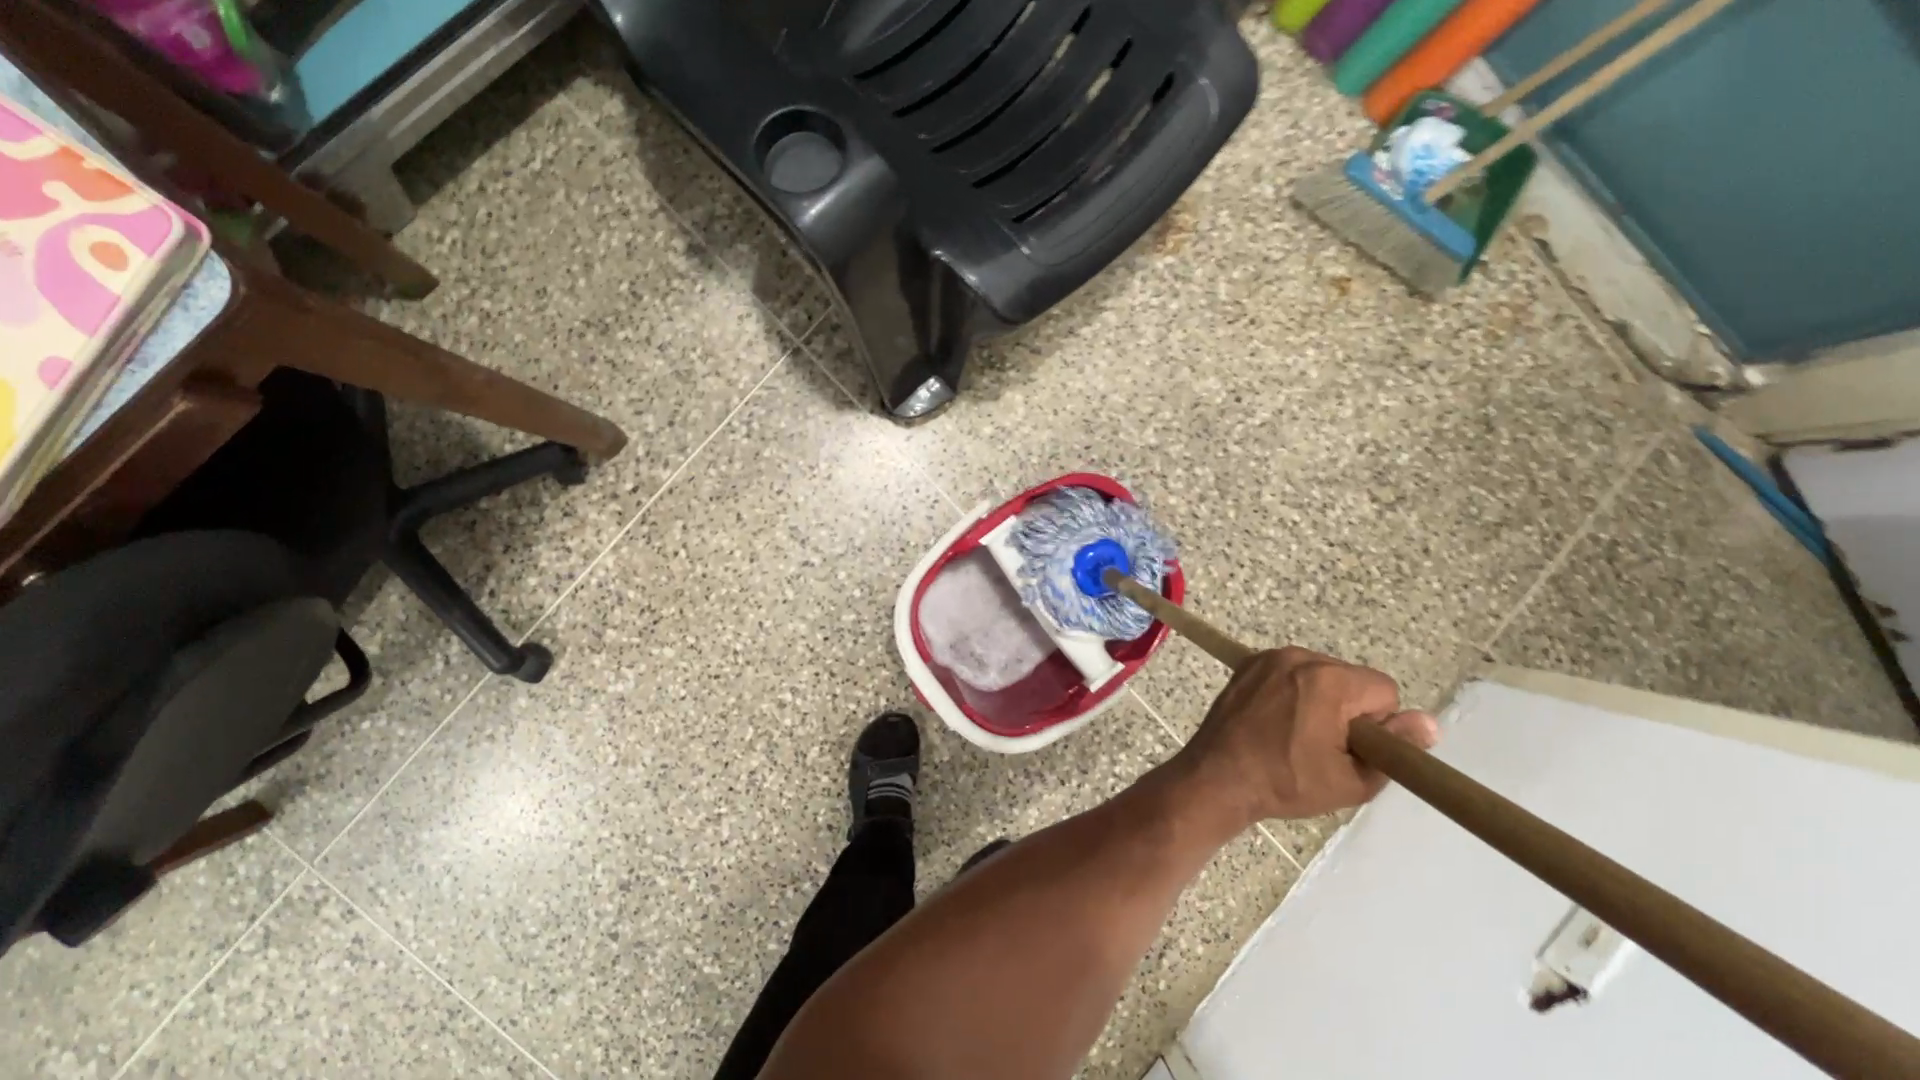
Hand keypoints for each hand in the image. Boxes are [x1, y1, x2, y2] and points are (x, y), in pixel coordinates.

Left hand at [1180, 646, 1439, 822]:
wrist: (1215, 779)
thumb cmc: (1284, 783)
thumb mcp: (1351, 779)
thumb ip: (1395, 749)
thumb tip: (1429, 723)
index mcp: (1329, 680)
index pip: (1385, 691)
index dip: (1377, 725)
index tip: (1349, 749)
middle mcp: (1300, 657)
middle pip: (1352, 680)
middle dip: (1348, 711)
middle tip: (1321, 746)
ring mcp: (1269, 658)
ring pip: (1322, 675)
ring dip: (1321, 701)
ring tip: (1295, 737)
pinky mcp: (1248, 665)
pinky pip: (1291, 674)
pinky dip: (1292, 693)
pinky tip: (1276, 723)